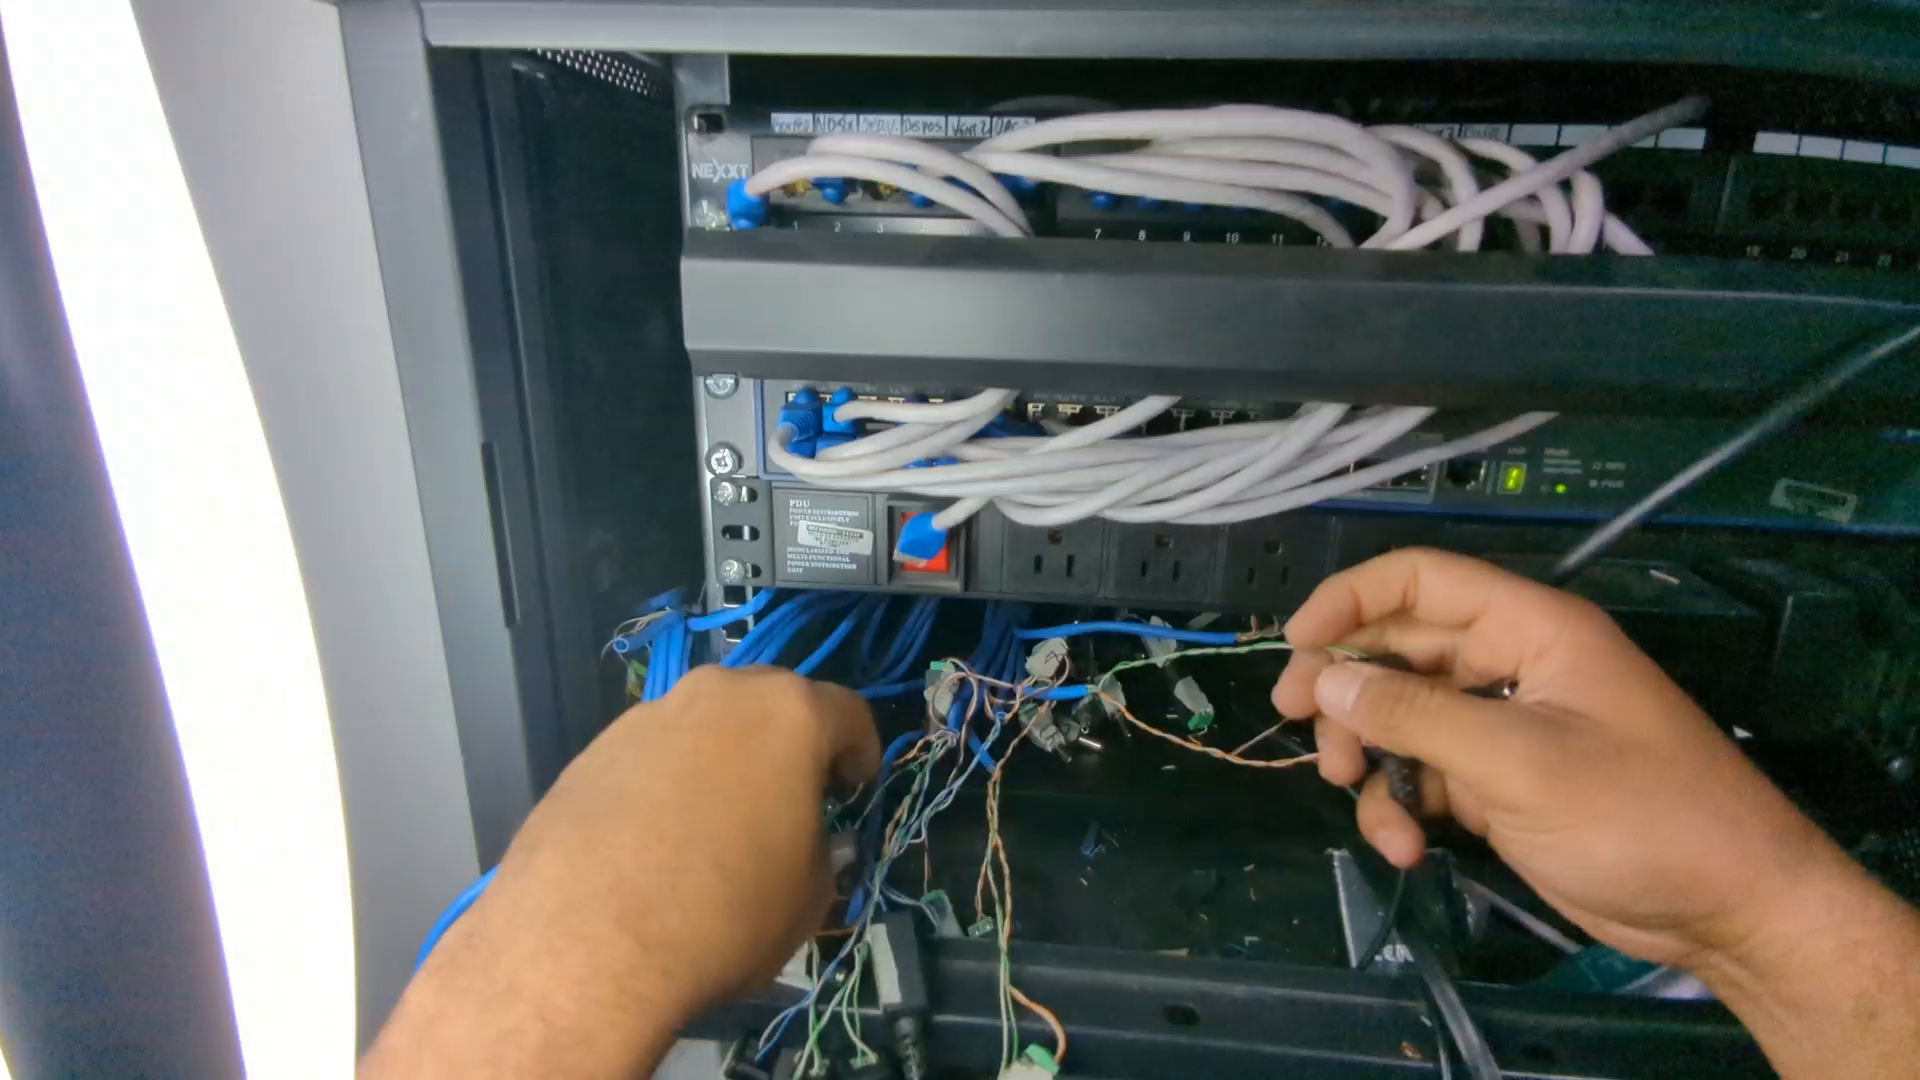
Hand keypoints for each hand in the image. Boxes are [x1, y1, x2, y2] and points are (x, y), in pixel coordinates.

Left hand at [362, 666, 879, 1078]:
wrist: (583, 943)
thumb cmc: (725, 909)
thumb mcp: (810, 892)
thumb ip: (820, 845)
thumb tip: (801, 838)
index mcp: (791, 712)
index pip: (849, 712)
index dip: (862, 752)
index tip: (854, 791)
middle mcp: (725, 691)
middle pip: (778, 702)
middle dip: (794, 743)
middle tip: (791, 796)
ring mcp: (656, 711)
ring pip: (713, 720)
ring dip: (729, 754)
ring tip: (717, 816)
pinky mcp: (599, 743)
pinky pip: (660, 747)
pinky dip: (674, 774)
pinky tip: (659, 832)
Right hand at [1271, 549, 1845, 970]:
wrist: (1734, 923)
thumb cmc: (1642, 817)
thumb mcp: (1518, 761)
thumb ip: (1412, 714)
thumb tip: (1323, 679)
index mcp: (1523, 629)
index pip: (1417, 579)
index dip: (1350, 599)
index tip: (1298, 641)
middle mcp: (1500, 664)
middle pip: (1390, 648)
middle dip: (1340, 684)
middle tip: (1293, 715)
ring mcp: (1489, 721)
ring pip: (1391, 712)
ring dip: (1361, 750)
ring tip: (1351, 788)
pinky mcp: (1484, 775)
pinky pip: (1413, 769)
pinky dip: (1395, 803)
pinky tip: (1402, 844)